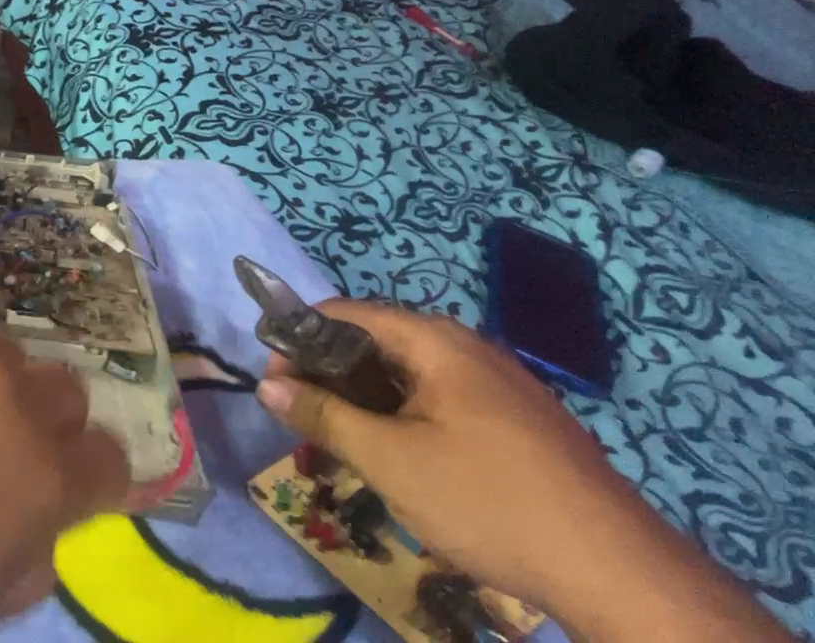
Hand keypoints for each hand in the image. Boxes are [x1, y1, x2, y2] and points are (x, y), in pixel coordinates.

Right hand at [257, 299, 789, 641]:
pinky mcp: (519, 421)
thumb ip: (322, 415)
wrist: (619, 573)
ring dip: (366, 401)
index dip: (299, 340)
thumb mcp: (388, 459)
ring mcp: (500, 385)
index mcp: (437, 342)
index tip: (275, 383)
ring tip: (346, 442)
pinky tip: (402, 460)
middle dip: (331, 375)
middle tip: (306, 418)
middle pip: (377, 342)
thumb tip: (266, 384)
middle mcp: (469, 349)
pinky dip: (405, 417)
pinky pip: (441, 401)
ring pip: (408, 376)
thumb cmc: (488, 500)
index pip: (345, 313)